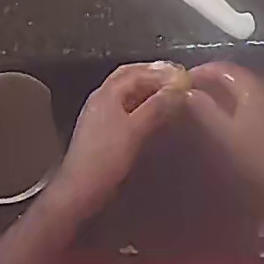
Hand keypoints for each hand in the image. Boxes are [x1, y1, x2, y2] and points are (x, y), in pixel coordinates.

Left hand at [46, 62, 186, 214]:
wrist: (79, 191)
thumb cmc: (106, 159)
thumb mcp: (135, 131)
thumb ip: (156, 108)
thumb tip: (178, 89)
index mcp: (107, 94)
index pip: (136, 73)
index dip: (161, 72)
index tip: (184, 76)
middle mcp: (101, 99)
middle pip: (128, 77)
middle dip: (152, 74)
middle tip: (176, 79)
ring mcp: (99, 114)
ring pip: (126, 92)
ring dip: (147, 89)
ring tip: (169, 94)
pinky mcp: (101, 130)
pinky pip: (125, 107)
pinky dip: (141, 103)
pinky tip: (154, 114)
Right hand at [184, 62, 263, 193]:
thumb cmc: (260, 155)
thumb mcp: (226, 134)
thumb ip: (205, 110)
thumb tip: (188, 93)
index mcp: (253, 86)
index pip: (223, 68)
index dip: (201, 71)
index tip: (184, 79)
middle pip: (235, 74)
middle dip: (212, 79)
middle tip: (192, 89)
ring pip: (246, 84)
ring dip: (226, 89)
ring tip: (206, 100)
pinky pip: (256, 95)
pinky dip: (239, 98)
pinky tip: (229, 112)